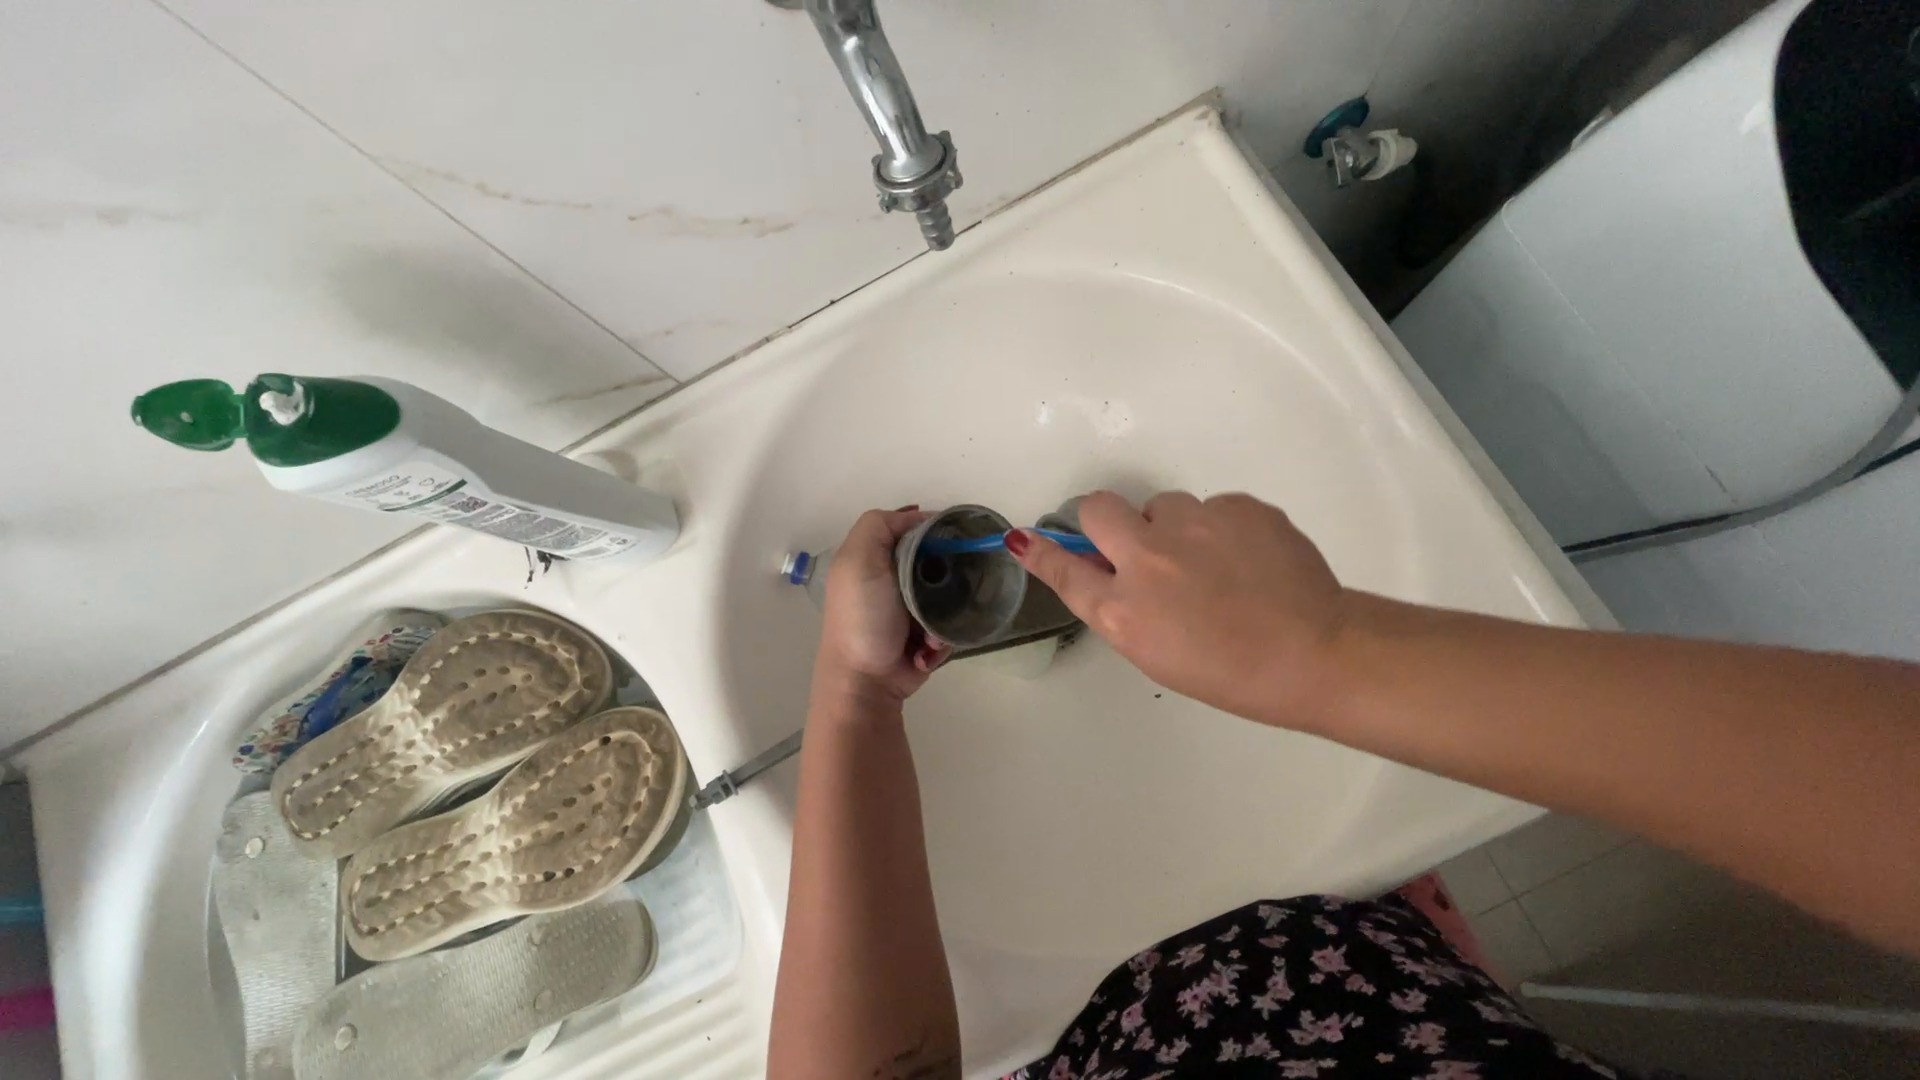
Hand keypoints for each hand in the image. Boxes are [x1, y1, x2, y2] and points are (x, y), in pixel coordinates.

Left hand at [814, 507, 951, 709]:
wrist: (865, 681)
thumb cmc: (862, 617)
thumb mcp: (858, 559)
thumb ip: (880, 525)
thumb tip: (918, 516)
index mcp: (871, 557)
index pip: (911, 529)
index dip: (932, 530)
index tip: (953, 538)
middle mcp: (890, 579)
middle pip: (936, 561)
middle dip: (945, 578)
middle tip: (946, 588)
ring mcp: (908, 610)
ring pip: (948, 596)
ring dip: (942, 614)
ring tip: (929, 632)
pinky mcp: (924, 636)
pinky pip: (948, 625)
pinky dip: (941, 637)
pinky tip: (926, 650)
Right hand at [1005, 491, 1347, 726]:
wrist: (1315, 654)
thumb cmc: (1229, 672)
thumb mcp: (1155, 650)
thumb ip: (1121, 605)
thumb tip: (1104, 571)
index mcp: (1125, 609)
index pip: (1063, 568)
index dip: (1040, 551)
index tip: (1022, 538)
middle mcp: (1149, 558)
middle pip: (1098, 507)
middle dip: (1106, 521)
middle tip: (1137, 546)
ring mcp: (1197, 524)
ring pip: (1164, 506)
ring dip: (1172, 527)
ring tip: (1211, 563)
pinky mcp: (1241, 506)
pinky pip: (1213, 508)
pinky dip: (1220, 528)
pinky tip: (1247, 560)